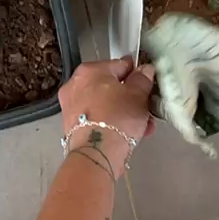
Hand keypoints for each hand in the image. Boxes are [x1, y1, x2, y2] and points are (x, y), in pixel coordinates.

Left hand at [60, 57, 155, 171]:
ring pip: (104, 105)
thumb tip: (144, 71)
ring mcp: (71, 107)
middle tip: (145, 108)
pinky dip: (111, 124)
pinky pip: (98, 120)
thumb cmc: (116, 119)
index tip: (147, 83)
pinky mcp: (72, 127)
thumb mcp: (138, 95)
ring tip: (141, 125)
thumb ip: (143, 79)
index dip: (137, 74)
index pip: (119, 65)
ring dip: (123, 113)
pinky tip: (128, 134)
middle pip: (110, 87)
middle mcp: (75, 86)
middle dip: (130, 98)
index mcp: (89, 70)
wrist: (96, 154)